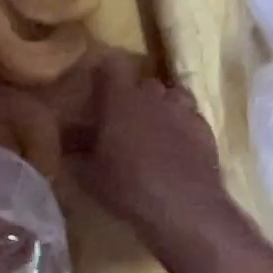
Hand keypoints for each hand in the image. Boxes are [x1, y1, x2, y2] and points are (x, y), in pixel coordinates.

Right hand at [67, 52, 228, 241]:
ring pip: (170, 96)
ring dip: (160, 107)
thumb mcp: (88, 174)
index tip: (96, 87)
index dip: (104, 73)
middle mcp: (153, 96)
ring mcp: (183, 110)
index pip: (111, 65)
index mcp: (121, 99)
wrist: (184, 207)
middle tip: (122, 119)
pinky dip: (181, 126)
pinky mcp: (205, 129)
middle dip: (133, 96)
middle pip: (143, 82)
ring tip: (152, 130)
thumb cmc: (128, 186)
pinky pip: (189, 117)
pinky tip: (176, 147)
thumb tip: (67, 140)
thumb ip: (75, 151)